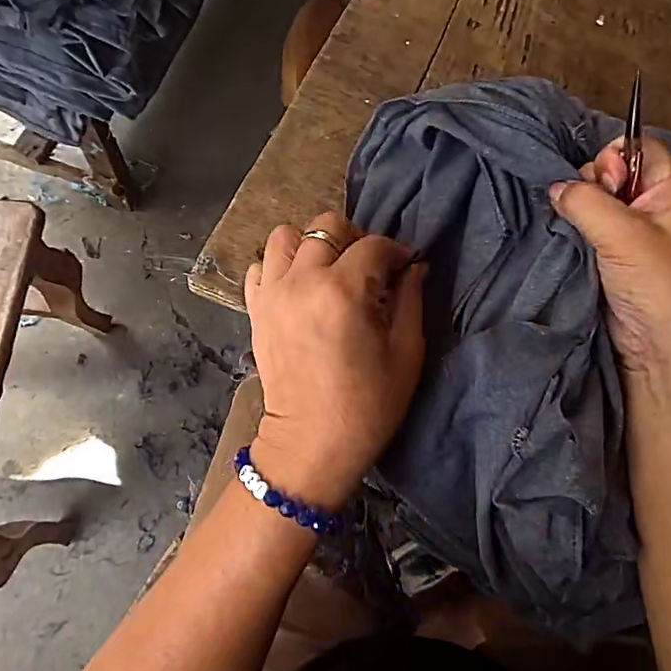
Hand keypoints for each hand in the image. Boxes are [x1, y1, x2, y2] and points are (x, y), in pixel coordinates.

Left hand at [244, 211, 427, 509]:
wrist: (311, 445)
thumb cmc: (368, 406)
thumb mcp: (406, 353)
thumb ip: (411, 299)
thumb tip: (415, 266)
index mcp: (342, 292)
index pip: (372, 245)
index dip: (395, 251)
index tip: (405, 266)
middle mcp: (301, 282)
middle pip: (326, 226)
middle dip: (354, 238)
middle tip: (368, 267)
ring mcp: (271, 294)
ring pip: (285, 236)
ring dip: (311, 244)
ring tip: (329, 270)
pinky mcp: (255, 310)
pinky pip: (260, 267)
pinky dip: (280, 266)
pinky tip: (300, 287)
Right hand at [549, 137, 670, 374]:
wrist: (663, 351)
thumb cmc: (662, 287)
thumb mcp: (625, 233)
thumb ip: (585, 199)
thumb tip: (554, 187)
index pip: (636, 146)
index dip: (613, 159)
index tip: (603, 185)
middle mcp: (654, 204)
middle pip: (609, 172)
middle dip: (589, 188)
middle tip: (595, 220)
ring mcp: (631, 232)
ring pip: (591, 203)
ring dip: (576, 214)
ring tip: (581, 237)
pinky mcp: (610, 257)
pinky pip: (584, 230)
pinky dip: (572, 233)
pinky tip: (569, 243)